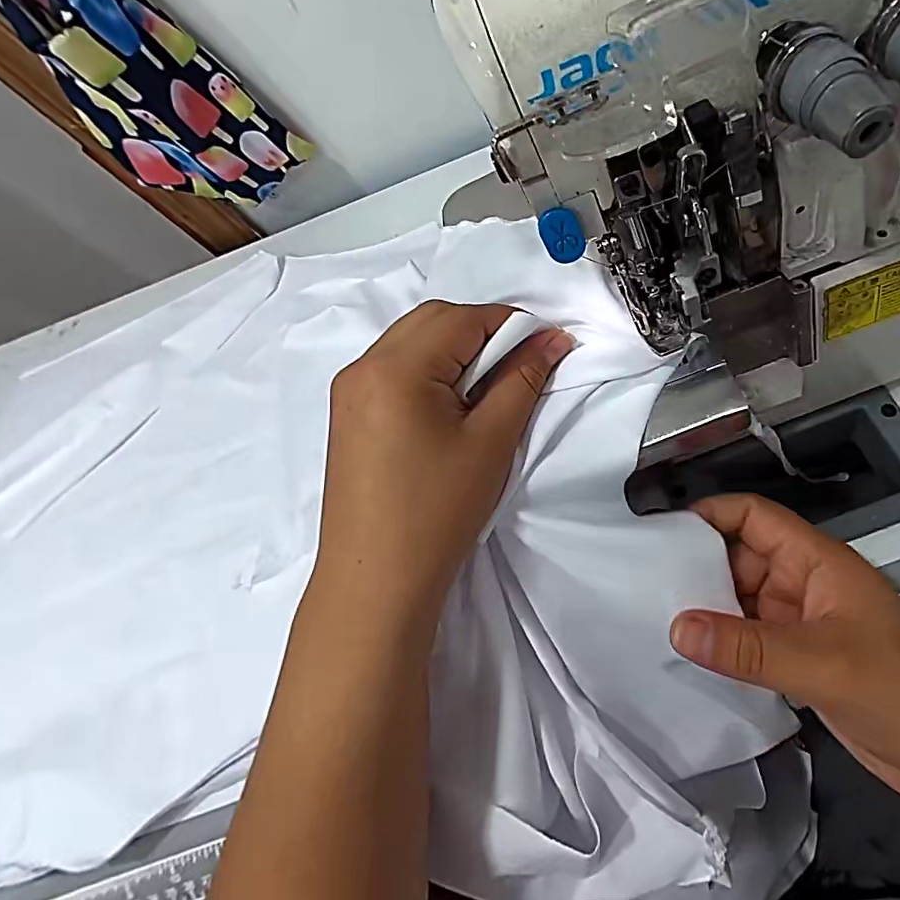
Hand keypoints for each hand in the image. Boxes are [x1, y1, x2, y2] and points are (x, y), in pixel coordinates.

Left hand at [318, 301, 573, 626]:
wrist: (376, 581)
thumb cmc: (437, 512)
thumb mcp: (491, 440)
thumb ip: (523, 379)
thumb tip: (551, 339)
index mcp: (395, 368)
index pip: (463, 319)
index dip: (512, 325)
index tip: (547, 346)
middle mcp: (363, 367)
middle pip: (434, 320)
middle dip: (483, 332)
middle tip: (520, 367)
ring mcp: (349, 390)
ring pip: (413, 340)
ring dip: (457, 350)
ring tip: (489, 391)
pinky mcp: (349, 413)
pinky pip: (395, 367)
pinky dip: (431, 370)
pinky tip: (454, 406)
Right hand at [669, 494, 899, 801]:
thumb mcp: (823, 663)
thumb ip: (749, 647)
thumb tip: (679, 628)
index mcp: (817, 561)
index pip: (755, 517)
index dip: (711, 514)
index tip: (664, 530)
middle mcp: (804, 584)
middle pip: (741, 558)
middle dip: (699, 568)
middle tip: (648, 585)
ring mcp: (801, 622)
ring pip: (742, 602)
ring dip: (708, 610)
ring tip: (657, 620)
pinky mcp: (799, 659)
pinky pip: (750, 640)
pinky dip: (724, 645)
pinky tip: (693, 657)